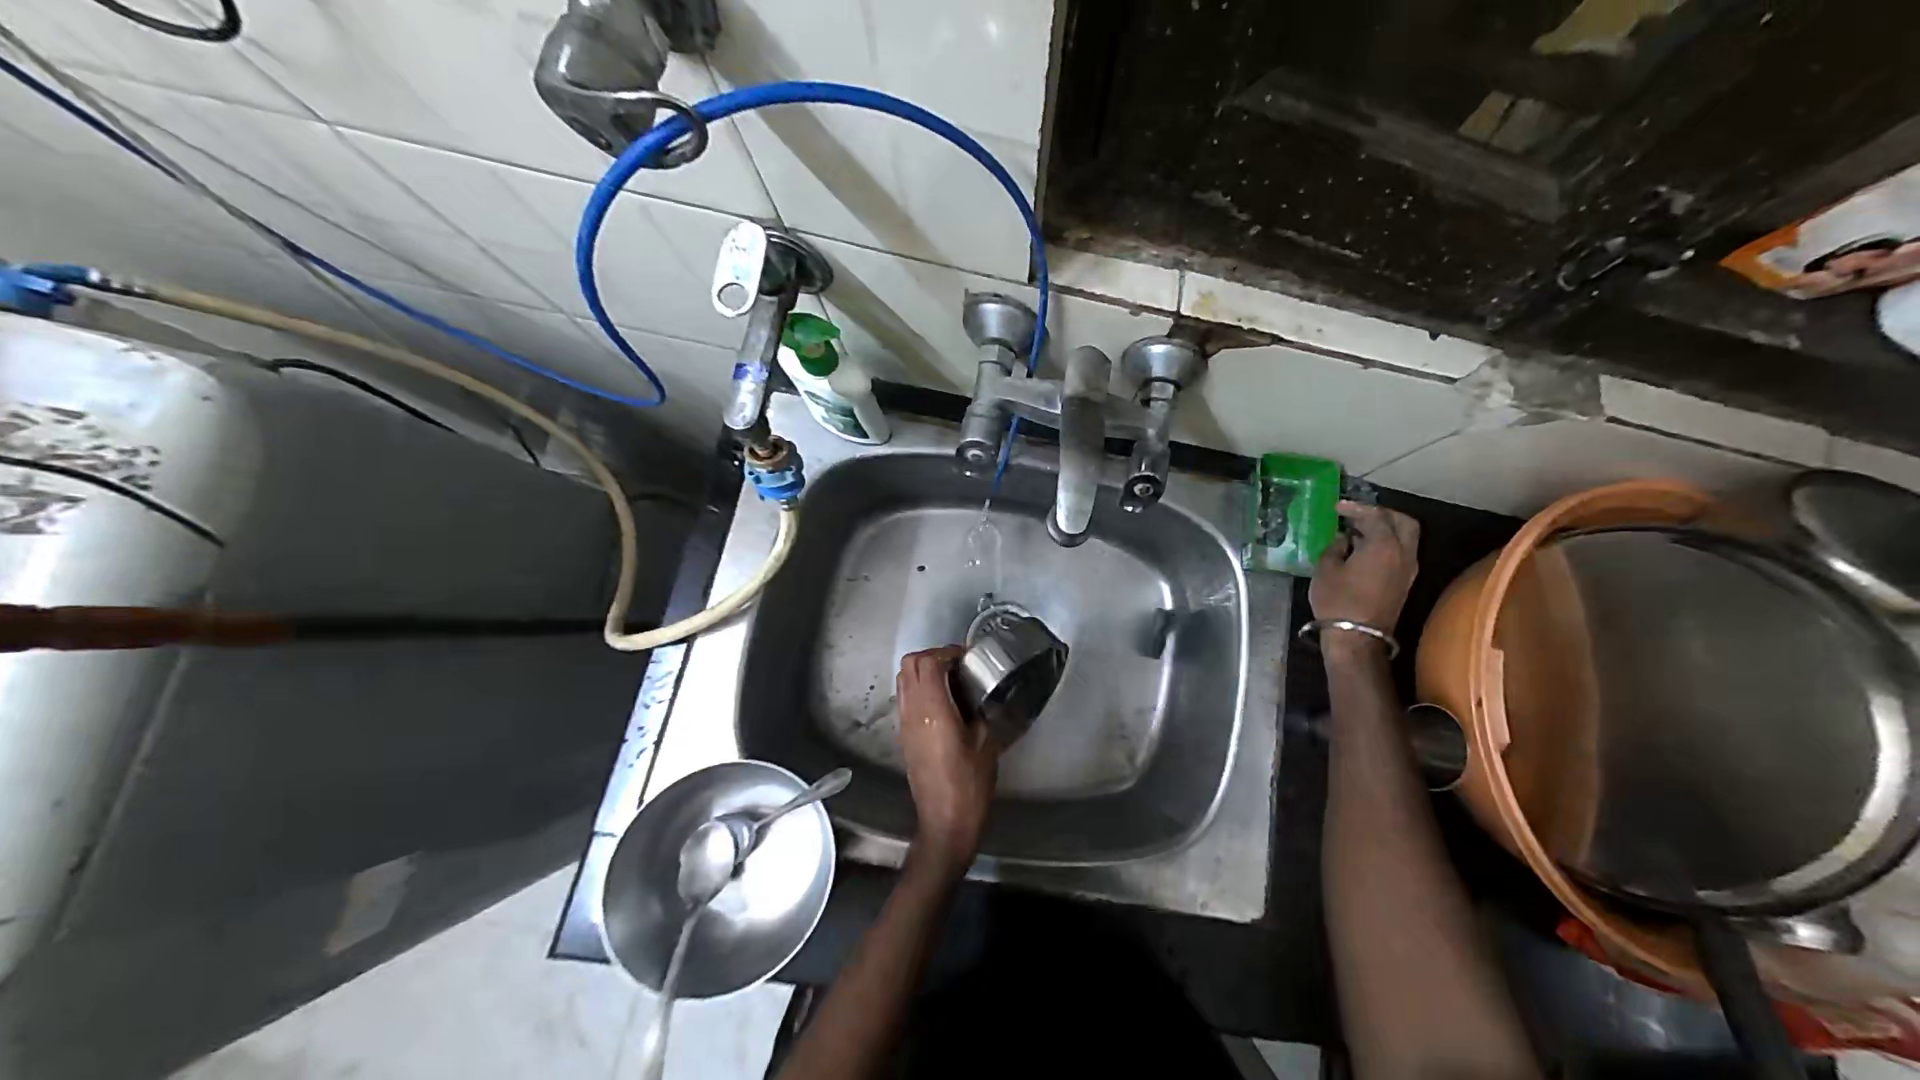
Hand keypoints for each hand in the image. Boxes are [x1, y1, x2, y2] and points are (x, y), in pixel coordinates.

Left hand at [895, 645, 998, 877]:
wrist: (945, 820)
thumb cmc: (969, 783)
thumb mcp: (987, 743)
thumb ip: (984, 711)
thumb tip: (984, 694)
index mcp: (933, 709)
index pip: (928, 662)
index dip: (947, 652)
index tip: (966, 658)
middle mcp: (913, 711)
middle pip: (909, 664)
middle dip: (932, 656)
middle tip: (958, 665)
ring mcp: (904, 723)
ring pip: (904, 679)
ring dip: (924, 671)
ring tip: (952, 681)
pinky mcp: (905, 735)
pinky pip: (906, 698)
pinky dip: (921, 689)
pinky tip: (945, 703)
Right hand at [1311, 501, 1420, 657]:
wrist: (1356, 637)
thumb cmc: (1338, 600)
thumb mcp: (1326, 568)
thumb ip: (1336, 547)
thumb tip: (1345, 539)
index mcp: (1384, 545)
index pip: (1375, 515)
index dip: (1356, 508)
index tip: (1338, 508)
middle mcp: (1404, 553)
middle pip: (1403, 522)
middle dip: (1382, 514)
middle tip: (1358, 515)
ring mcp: (1409, 569)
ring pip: (1406, 538)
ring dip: (1386, 529)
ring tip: (1359, 532)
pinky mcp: (1405, 582)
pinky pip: (1401, 552)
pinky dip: (1387, 544)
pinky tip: (1365, 549)